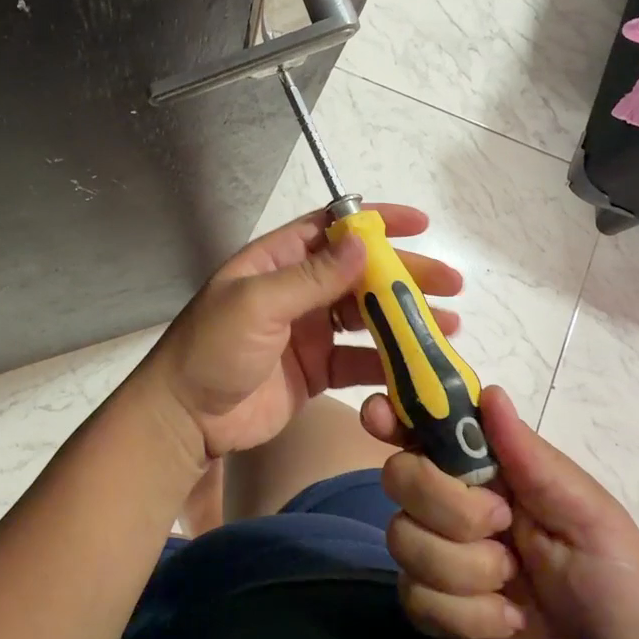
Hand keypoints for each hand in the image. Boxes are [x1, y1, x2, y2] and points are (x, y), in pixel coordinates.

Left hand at [138, 205, 462, 461]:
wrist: (188, 416)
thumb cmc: (214, 348)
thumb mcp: (258, 304)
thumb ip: (312, 277)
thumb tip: (362, 241)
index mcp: (275, 262)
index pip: (329, 229)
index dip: (372, 223)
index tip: (418, 224)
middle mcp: (294, 290)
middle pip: (357, 273)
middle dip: (403, 274)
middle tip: (450, 284)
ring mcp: (306, 331)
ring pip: (365, 317)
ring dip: (404, 318)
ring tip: (449, 325)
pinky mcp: (315, 370)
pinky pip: (360, 361)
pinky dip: (390, 363)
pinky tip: (421, 368)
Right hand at [362, 387, 638, 638]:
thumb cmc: (619, 583)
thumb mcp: (589, 515)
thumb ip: (533, 459)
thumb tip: (489, 392)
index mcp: (486, 472)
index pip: (422, 428)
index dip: (393, 416)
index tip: (379, 419)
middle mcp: (450, 506)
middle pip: (398, 476)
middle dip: (448, 507)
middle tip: (501, 527)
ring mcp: (437, 557)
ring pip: (402, 539)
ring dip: (466, 571)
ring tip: (514, 589)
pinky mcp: (434, 610)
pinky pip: (415, 598)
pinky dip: (468, 617)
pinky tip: (505, 621)